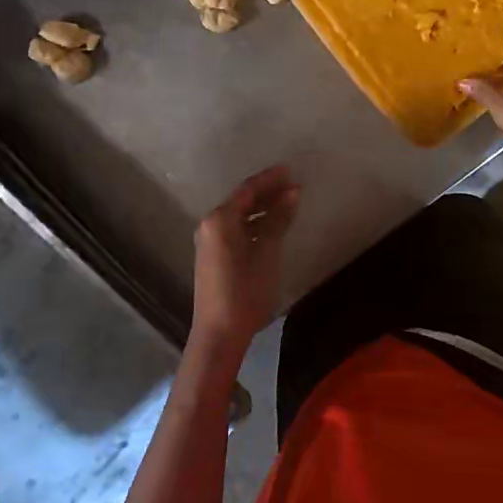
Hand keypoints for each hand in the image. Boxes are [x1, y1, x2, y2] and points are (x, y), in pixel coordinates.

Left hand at [192, 166, 300, 346]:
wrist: (219, 332)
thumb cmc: (245, 291)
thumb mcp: (266, 253)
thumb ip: (278, 220)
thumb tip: (292, 193)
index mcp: (219, 220)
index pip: (247, 190)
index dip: (270, 179)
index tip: (290, 170)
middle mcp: (210, 225)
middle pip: (241, 201)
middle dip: (267, 192)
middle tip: (293, 184)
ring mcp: (209, 241)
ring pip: (239, 216)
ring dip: (262, 209)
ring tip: (288, 203)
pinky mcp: (214, 256)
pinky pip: (236, 229)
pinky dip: (254, 224)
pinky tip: (272, 227)